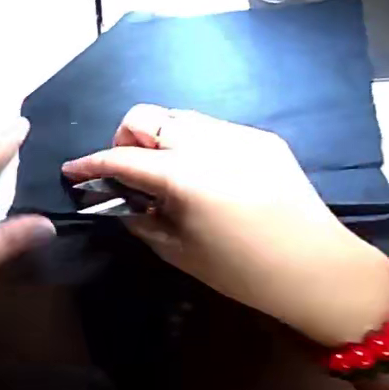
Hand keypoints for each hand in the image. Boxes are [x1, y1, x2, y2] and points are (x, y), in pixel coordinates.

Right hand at [61, 104, 388, 346]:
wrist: (315, 267)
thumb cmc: (241, 271)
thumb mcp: (179, 252)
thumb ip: (142, 219)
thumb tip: (121, 201)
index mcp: (185, 177)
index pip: (123, 158)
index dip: (91, 164)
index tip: (73, 171)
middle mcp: (208, 144)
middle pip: (146, 117)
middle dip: (126, 139)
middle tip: (129, 173)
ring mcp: (238, 135)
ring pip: (180, 117)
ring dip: (160, 138)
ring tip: (166, 171)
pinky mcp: (262, 137)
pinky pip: (213, 129)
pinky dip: (194, 144)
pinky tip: (204, 174)